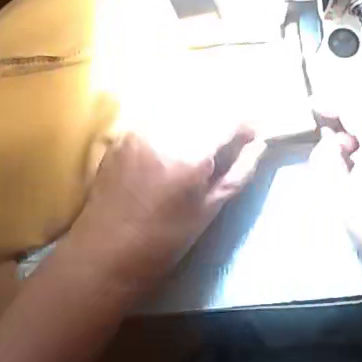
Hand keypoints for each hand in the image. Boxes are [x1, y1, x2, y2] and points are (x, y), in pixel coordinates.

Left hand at [57, 119, 266, 295]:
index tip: (257, 132)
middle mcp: (162, 132)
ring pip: (177, 110)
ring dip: (196, 118)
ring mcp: (137, 131)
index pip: (228, 120)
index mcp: (188, 154)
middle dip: (222, 119)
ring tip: (204, 143)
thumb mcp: (208, 212)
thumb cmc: (162, 242)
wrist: (104, 253)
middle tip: (233, 139)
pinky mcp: (121, 136)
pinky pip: (154, 118)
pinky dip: (171, 124)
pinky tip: (173, 147)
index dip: (247, 123)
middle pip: (203, 108)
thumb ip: (237, 174)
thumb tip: (258, 145)